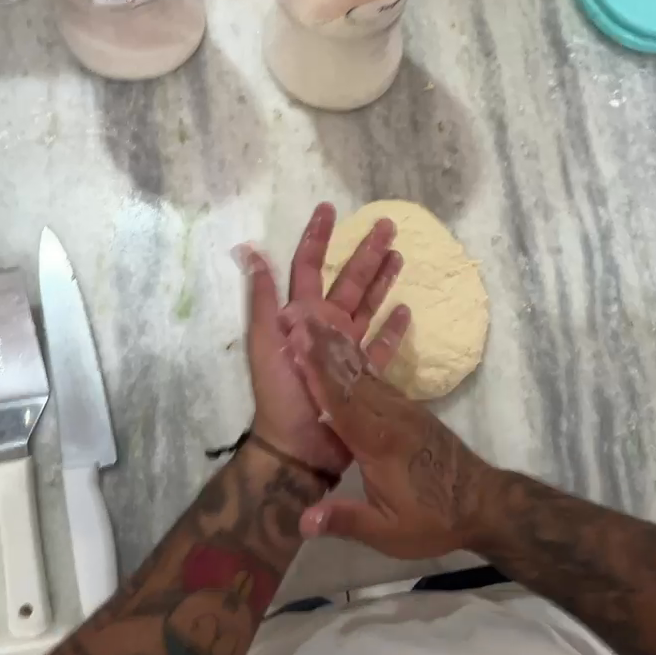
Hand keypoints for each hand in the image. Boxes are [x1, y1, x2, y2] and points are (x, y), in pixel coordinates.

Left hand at [238, 204, 411, 475]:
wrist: (299, 446)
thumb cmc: (280, 391)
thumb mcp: (266, 341)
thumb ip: (264, 298)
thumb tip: (249, 250)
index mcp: (302, 315)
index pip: (310, 267)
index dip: (319, 237)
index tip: (330, 209)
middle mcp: (326, 327)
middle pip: (349, 281)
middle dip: (366, 253)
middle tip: (387, 225)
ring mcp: (347, 350)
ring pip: (368, 307)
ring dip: (383, 282)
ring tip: (400, 256)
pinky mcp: (364, 374)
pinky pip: (382, 347)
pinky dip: (394, 329)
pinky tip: (406, 310)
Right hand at [283, 312, 495, 558]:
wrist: (484, 504)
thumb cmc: (434, 521)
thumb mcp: (389, 532)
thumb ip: (346, 522)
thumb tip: (302, 522)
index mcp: (379, 444)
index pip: (340, 403)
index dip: (316, 372)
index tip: (296, 343)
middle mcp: (391, 418)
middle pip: (351, 378)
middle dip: (322, 347)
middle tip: (297, 317)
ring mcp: (405, 412)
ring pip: (367, 376)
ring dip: (339, 350)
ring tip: (316, 325)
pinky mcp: (414, 412)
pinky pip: (381, 383)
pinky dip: (360, 365)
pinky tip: (349, 353)